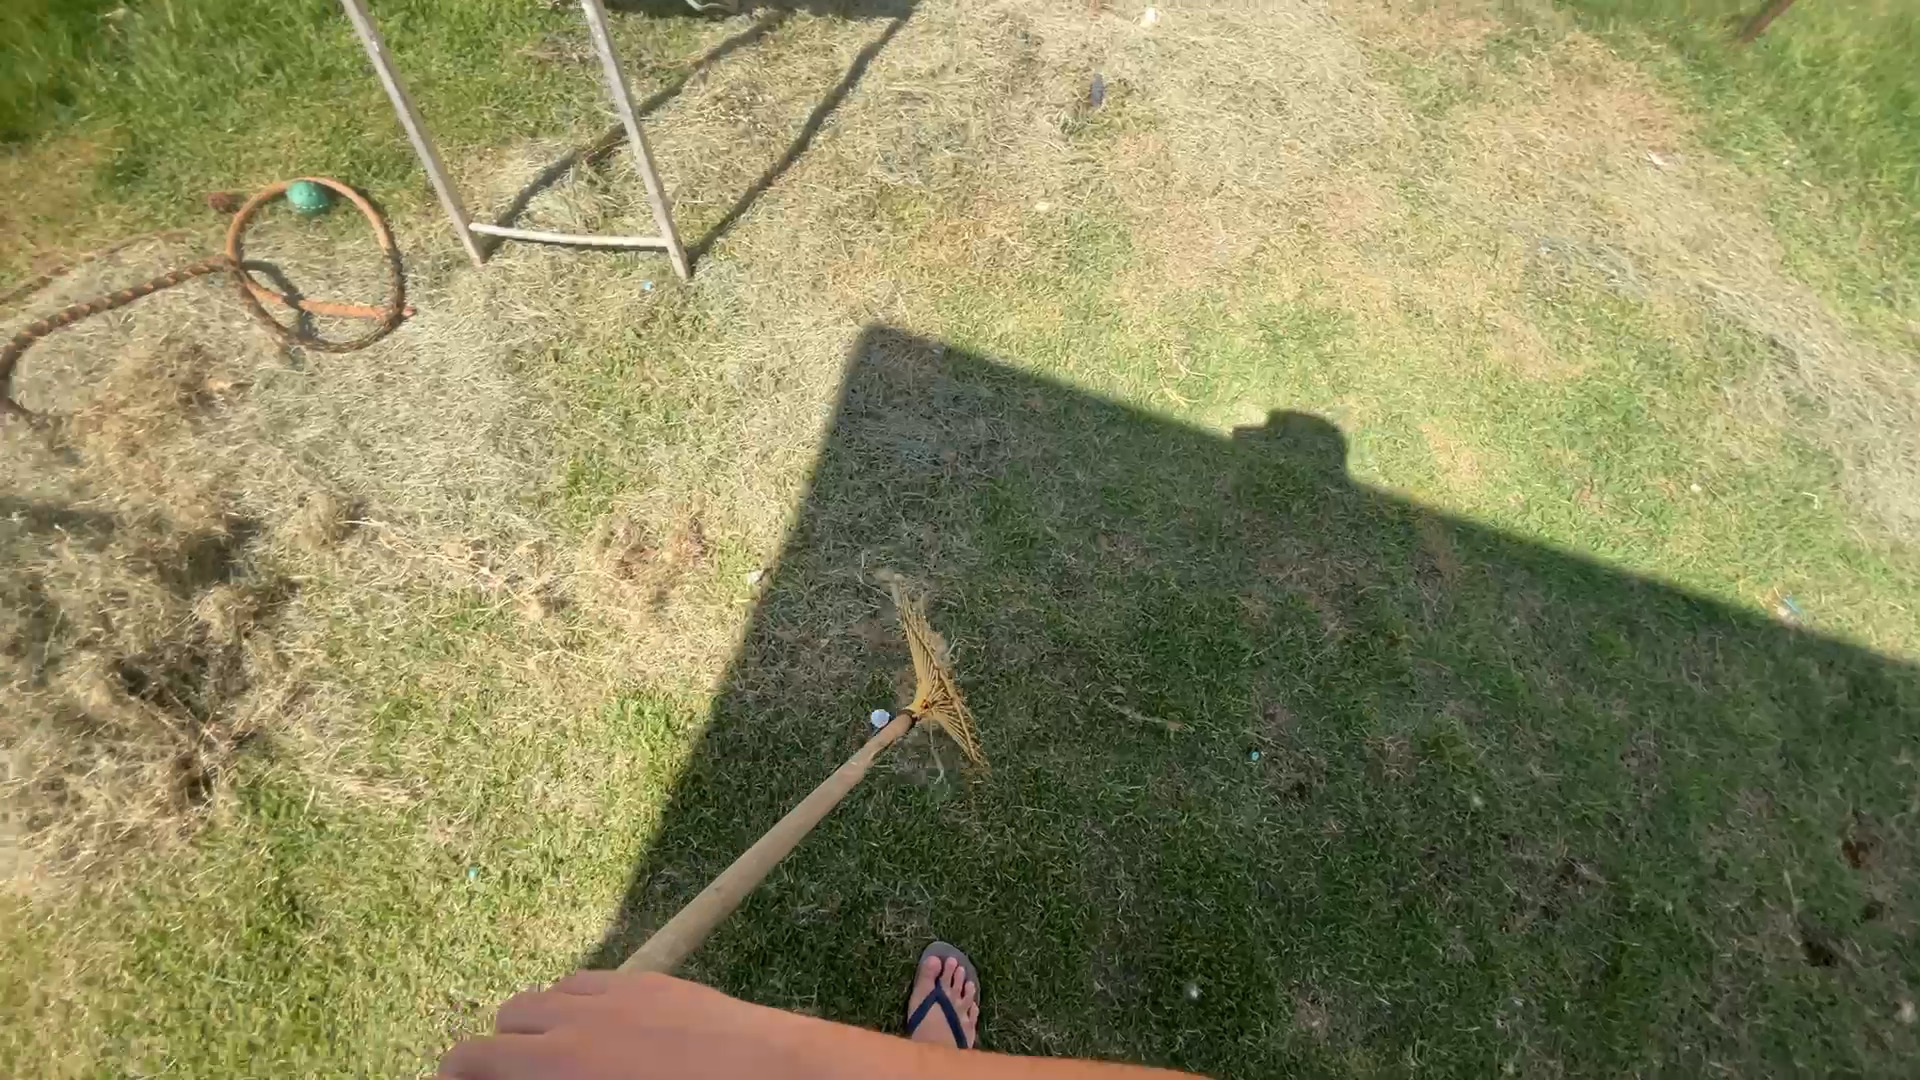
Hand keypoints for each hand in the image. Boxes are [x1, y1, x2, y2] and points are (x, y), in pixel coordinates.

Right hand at [440, 970, 832, 1079]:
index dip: (457, 1075)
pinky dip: (580, 1000)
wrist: (756, 1073)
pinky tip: (598, 1028)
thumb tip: (538, 1072)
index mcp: (556, 1067)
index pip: (473, 1058)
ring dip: (542, 1019)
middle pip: (510, 1013)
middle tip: (513, 1079)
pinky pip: (593, 979)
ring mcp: (616, 993)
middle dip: (500, 1047)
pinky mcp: (649, 981)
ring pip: (552, 990)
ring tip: (556, 1053)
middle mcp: (577, 1021)